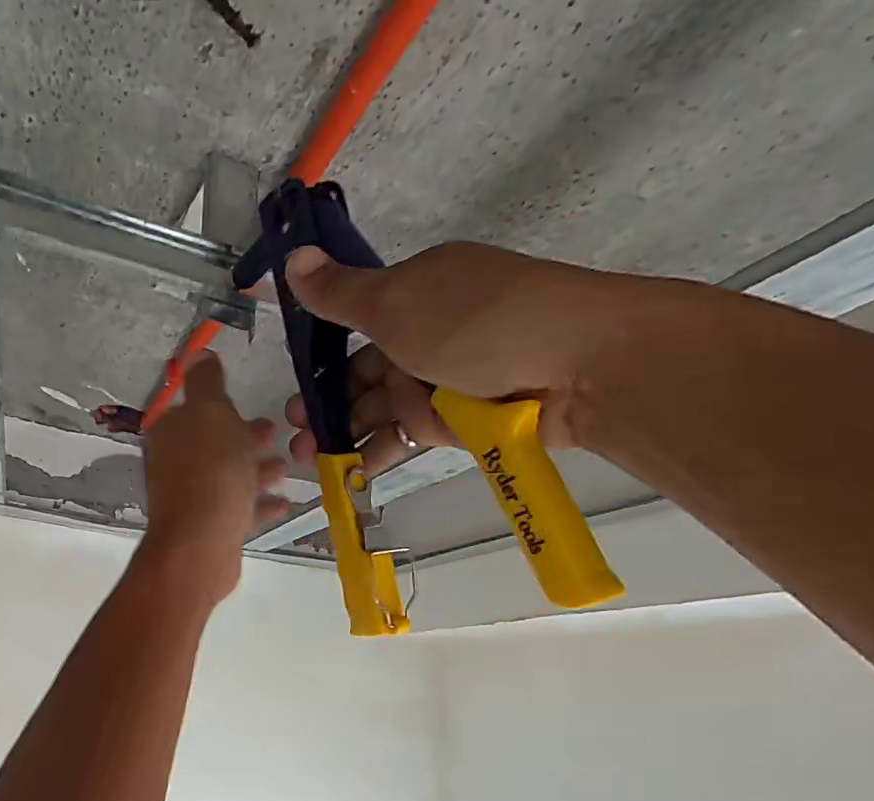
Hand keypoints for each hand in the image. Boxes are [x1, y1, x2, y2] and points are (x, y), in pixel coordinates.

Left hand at [141, 350, 289, 597]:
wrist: (201, 544)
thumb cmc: (210, 470)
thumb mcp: (211, 413)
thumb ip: (206, 382)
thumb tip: (197, 353)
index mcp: (170, 433)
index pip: (190, 410)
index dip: (218, 404)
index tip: (244, 402)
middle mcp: (174, 464)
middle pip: (212, 444)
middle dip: (243, 436)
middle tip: (274, 431)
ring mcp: (190, 499)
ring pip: (227, 477)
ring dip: (255, 469)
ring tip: (285, 467)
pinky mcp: (208, 529)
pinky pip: (237, 510)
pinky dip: (258, 504)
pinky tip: (283, 502)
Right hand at [281, 242, 658, 469]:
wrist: (581, 364)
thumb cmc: (476, 322)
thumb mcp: (395, 302)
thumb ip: (340, 293)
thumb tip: (293, 254)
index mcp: (414, 292)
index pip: (354, 326)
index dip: (319, 361)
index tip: (293, 389)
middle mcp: (428, 332)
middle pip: (364, 374)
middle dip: (326, 407)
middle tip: (295, 437)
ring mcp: (447, 378)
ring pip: (383, 409)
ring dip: (345, 434)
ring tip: (311, 462)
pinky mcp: (464, 418)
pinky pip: (412, 434)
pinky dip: (383, 451)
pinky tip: (350, 474)